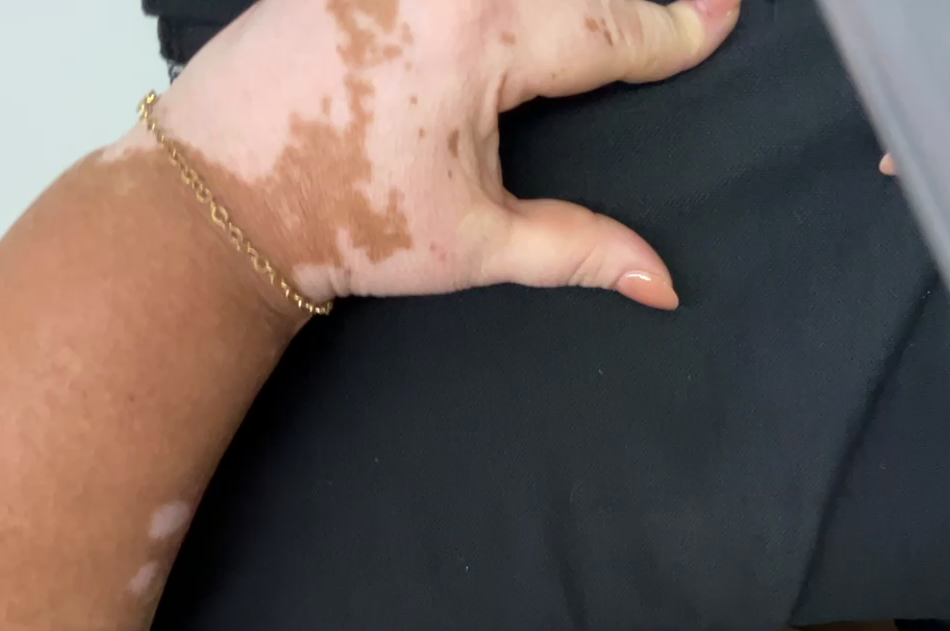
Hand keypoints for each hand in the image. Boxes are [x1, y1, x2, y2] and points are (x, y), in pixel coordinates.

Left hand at [111, 0, 741, 310]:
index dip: (668, 29)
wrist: (229, 197)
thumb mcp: (482, 245)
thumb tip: (660, 284)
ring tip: (606, 5)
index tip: (720, 16)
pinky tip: (521, 9)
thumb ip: (580, 249)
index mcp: (477, 37)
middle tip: (679, 2)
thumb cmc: (353, 224)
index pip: (602, 27)